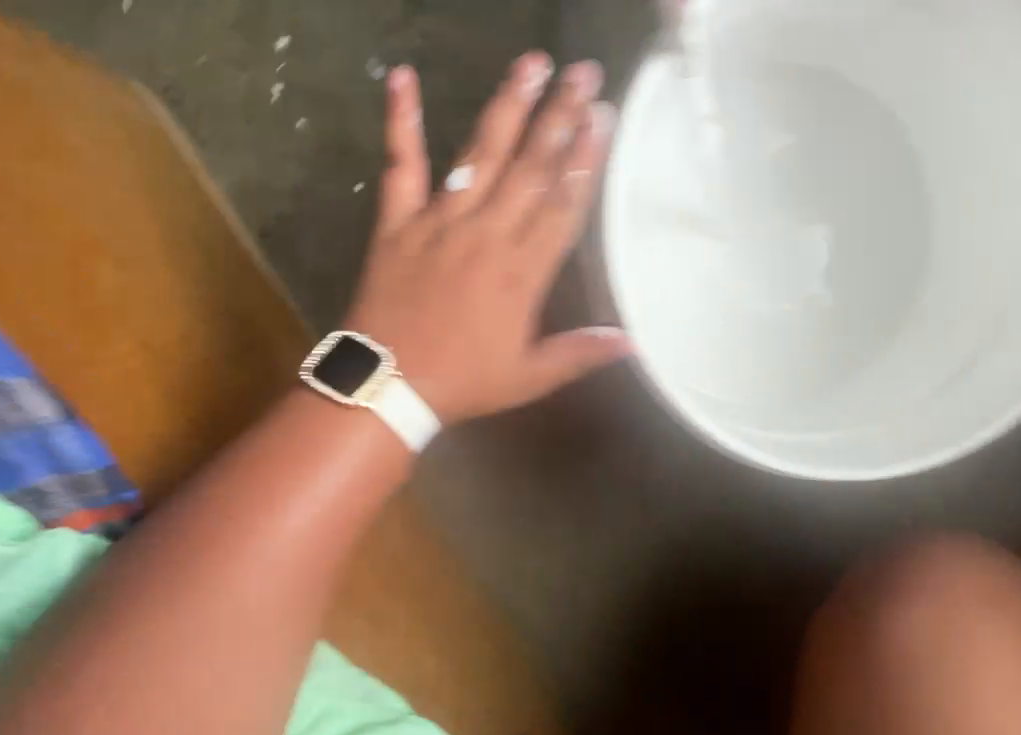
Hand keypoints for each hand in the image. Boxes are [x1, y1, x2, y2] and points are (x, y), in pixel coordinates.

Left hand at [343, 54, 630, 423]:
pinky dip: (402, 121)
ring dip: (507, 107)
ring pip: (479, 155)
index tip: (602, 117)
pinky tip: (402, 77)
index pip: (562, 203)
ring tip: (531, 63)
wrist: (389, 385)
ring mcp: (439, 221)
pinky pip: (401, 165)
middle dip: (560, 117)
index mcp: (521, 270)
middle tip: (583, 72)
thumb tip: (631, 341)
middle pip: (530, 167)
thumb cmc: (464, 382)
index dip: (585, 159)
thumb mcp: (529, 377)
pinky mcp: (398, 222)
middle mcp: (486, 233)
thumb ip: (579, 353)